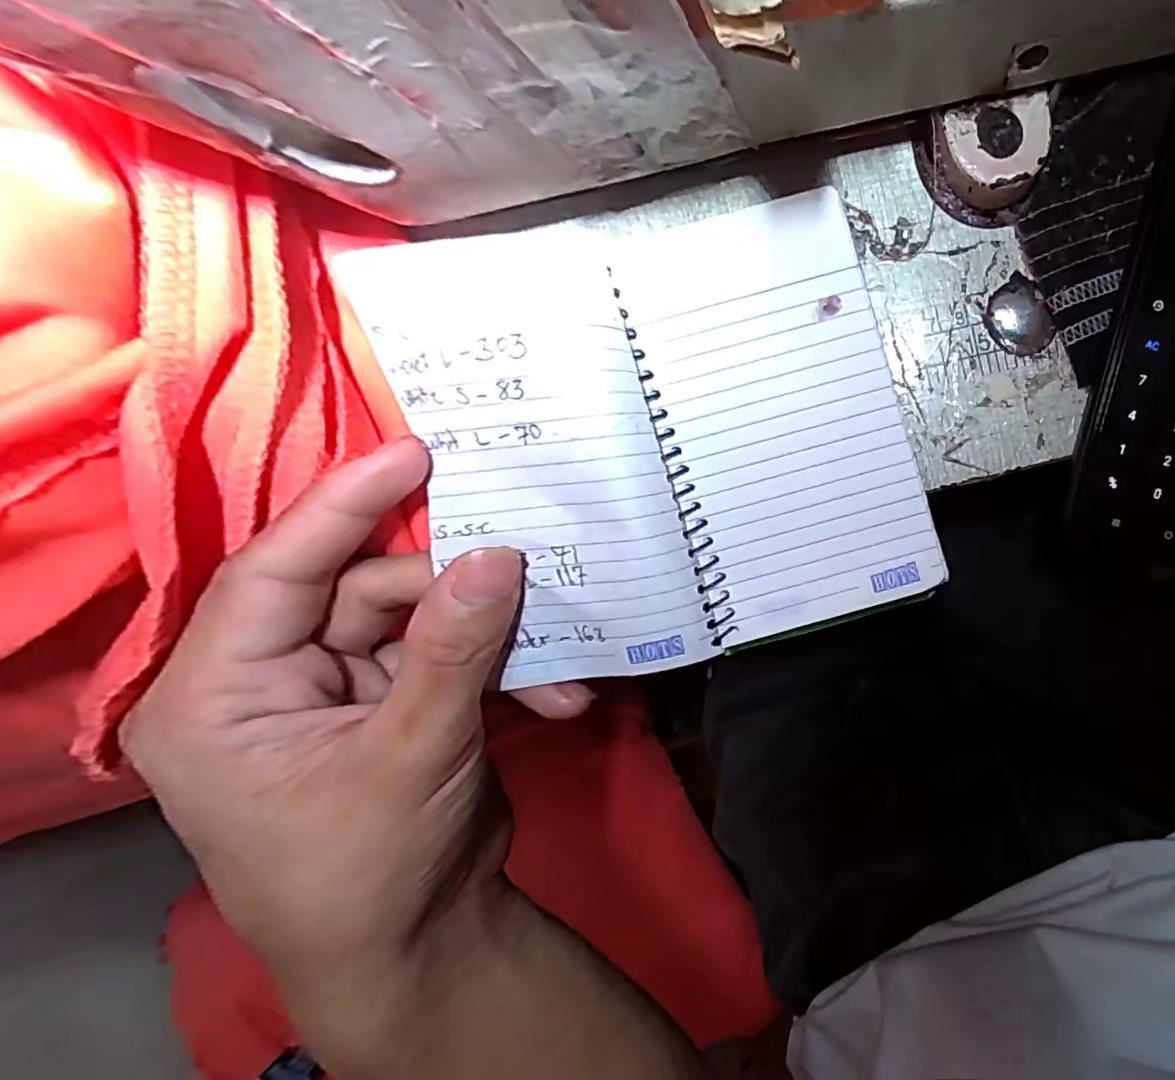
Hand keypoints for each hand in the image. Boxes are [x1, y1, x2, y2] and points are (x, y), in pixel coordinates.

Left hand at [122, 438, 589, 987]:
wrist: (419, 935)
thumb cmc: (370, 859)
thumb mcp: (416, 749)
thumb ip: (455, 648)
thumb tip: (498, 556)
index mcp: (226, 691)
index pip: (279, 571)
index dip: (345, 506)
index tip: (415, 454)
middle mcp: (280, 677)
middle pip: (376, 594)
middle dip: (462, 599)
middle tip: (534, 589)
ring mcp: (349, 689)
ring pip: (432, 624)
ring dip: (503, 643)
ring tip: (559, 670)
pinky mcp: (408, 703)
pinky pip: (462, 657)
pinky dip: (513, 671)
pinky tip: (558, 697)